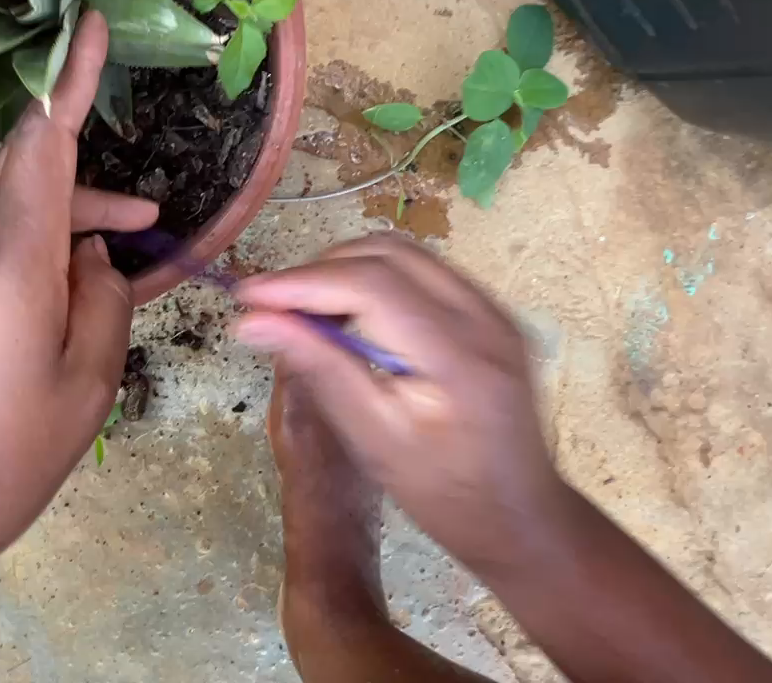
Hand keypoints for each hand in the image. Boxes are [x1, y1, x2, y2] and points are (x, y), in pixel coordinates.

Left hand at [0, 11, 154, 582]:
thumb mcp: (82, 389)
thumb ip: (105, 307)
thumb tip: (98, 262)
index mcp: (12, 254)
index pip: (45, 139)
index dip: (70, 76)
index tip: (88, 21)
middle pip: (33, 178)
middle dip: (92, 186)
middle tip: (148, 213)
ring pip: (17, 221)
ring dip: (72, 231)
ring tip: (123, 267)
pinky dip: (41, 265)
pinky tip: (67, 307)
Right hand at [232, 234, 567, 573]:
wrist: (523, 518)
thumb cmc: (444, 493)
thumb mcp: (372, 437)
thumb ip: (317, 367)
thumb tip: (250, 321)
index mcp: (459, 354)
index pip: (371, 284)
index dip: (302, 282)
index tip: (248, 295)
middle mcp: (484, 315)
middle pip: (384, 254)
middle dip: (318, 270)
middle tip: (273, 305)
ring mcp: (492, 307)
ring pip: (400, 253)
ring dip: (343, 268)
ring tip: (304, 307)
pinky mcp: (488, 310)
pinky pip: (418, 269)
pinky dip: (371, 277)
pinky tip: (347, 311)